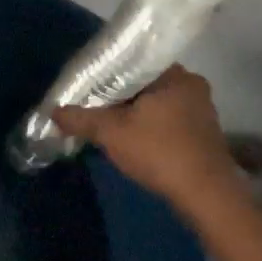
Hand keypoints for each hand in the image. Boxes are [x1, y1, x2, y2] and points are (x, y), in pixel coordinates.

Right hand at [53, 65, 237, 204]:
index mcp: (176, 75)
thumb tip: (54, 111)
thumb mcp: (110, 133)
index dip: (106, 74)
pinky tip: (132, 141)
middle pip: (144, 85)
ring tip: (108, 125)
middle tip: (92, 107)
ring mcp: (202, 112)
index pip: (133, 63)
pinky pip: (168, 122)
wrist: (207, 197)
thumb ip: (80, 118)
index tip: (86, 87)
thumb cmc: (160, 152)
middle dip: (118, 97)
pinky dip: (149, 128)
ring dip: (134, 114)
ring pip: (156, 105)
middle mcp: (192, 87)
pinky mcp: (204, 136)